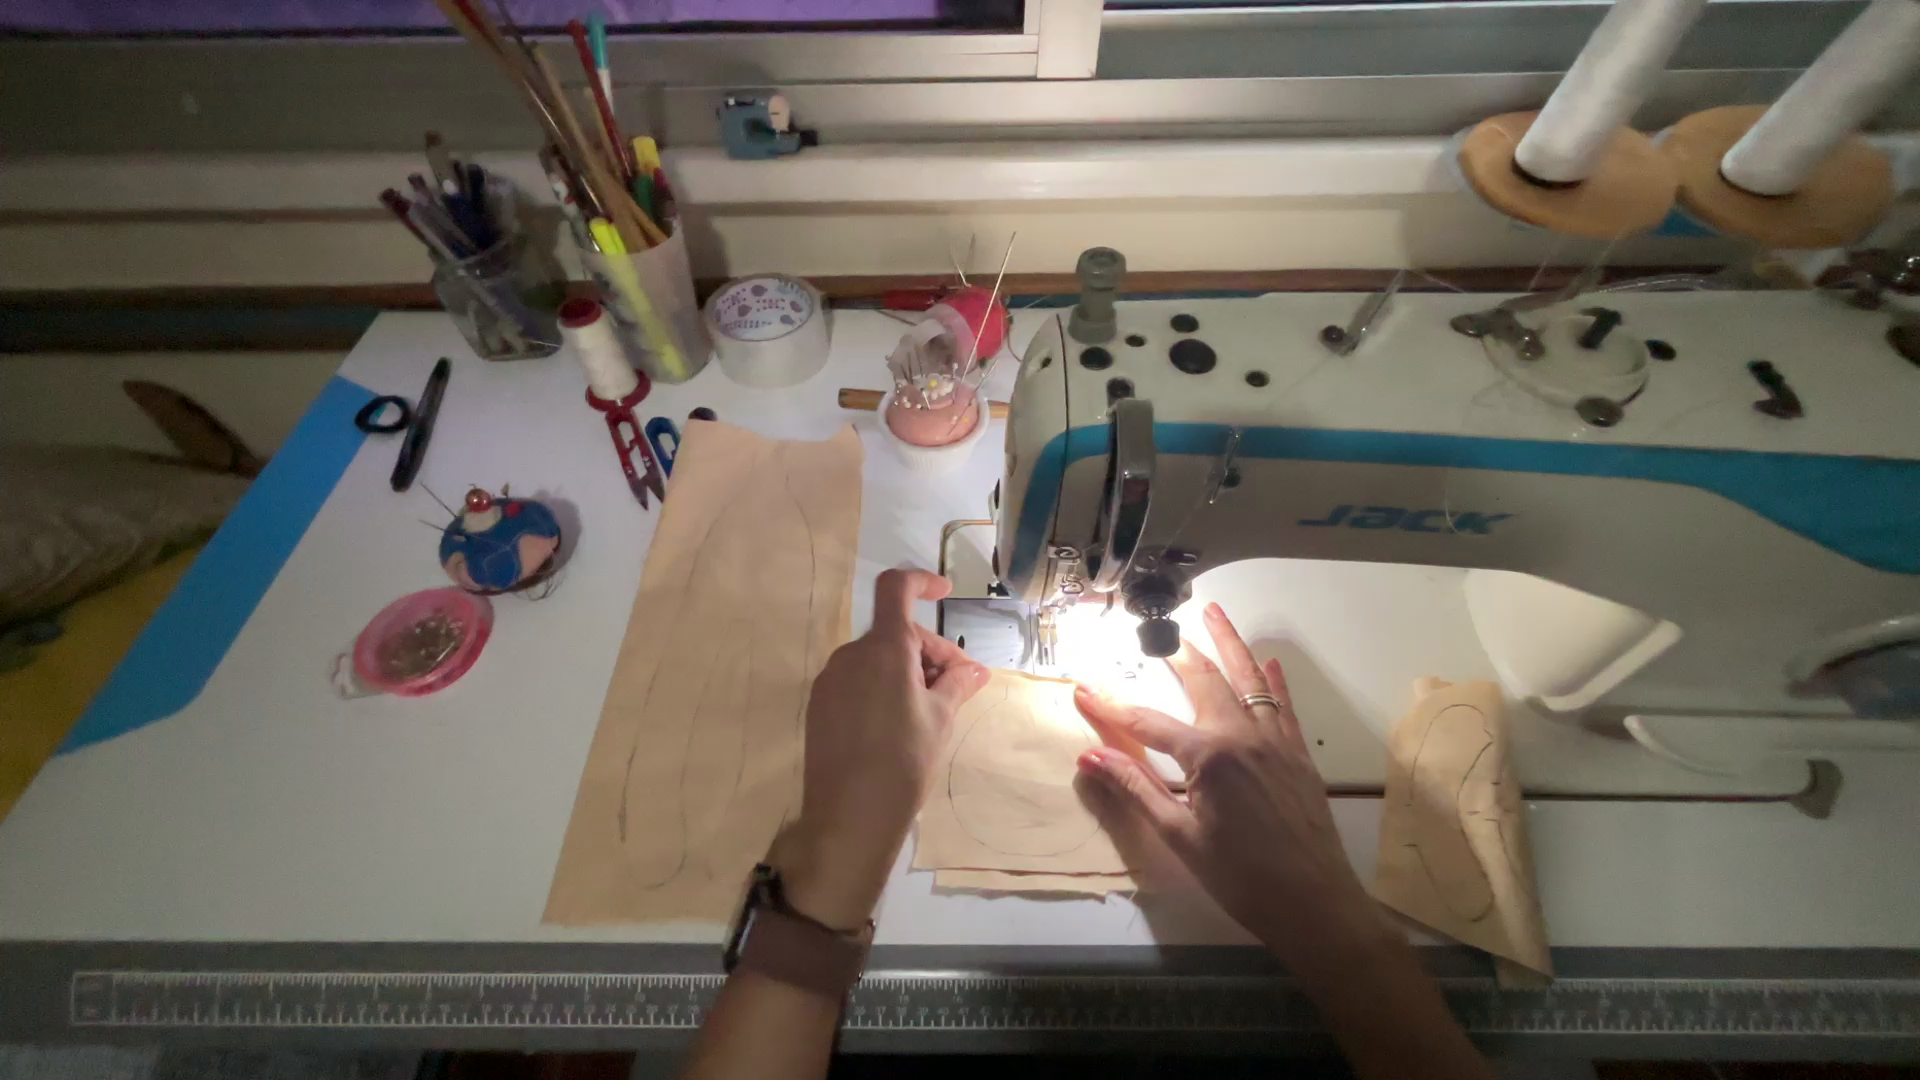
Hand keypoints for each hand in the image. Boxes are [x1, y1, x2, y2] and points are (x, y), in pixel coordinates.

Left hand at [777, 569, 989, 929]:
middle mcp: (851, 655)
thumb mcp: (941, 719)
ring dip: (907, 671)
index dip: (921, 581)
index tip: (945, 591)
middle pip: (896, 634)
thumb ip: (958, 683)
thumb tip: (975, 670)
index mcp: (884, 649)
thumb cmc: (904, 762)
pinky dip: (882, 686)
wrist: (848, 819)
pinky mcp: (819, 705)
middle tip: (958, 686)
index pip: (896, 588)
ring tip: (930, 709)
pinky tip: (897, 723)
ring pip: (877, 658)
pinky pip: (857, 680)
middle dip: (930, 652)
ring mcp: (830, 680)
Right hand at [1073, 602, 1381, 968]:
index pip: (1146, 722)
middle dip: (1177, 652)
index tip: (1083, 689)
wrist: (1316, 906)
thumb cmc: (1240, 877)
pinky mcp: (1298, 754)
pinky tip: (1270, 661)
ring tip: (1215, 611)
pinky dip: (1275, 681)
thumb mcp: (1179, 836)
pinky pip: (1284, 706)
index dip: (1111, 706)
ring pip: (1250, 679)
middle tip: (1159, 629)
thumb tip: (1089, 756)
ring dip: (1230, 643)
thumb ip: (1135, 788)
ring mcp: (1275, 742)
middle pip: (1204, 680)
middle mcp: (1242, 736)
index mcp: (1208, 756)